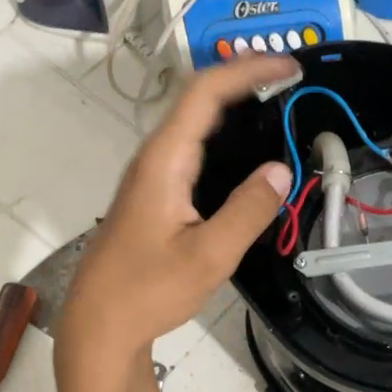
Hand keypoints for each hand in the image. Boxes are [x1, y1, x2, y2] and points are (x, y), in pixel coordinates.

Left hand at [60, 54, 296, 359]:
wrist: (100, 325)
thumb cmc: (149, 290)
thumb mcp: (208, 256)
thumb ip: (247, 211)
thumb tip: (280, 169)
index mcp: (165, 161)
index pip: (206, 93)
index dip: (249, 71)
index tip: (290, 66)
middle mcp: (155, 158)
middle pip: (198, 98)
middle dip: (244, 78)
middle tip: (290, 78)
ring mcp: (152, 175)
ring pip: (195, 122)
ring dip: (234, 104)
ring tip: (277, 101)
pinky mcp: (156, 194)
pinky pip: (194, 147)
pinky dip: (225, 134)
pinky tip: (247, 150)